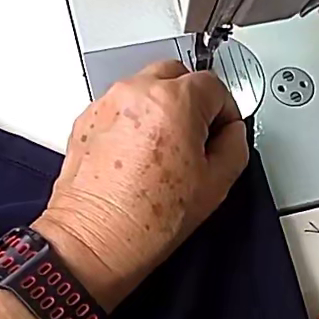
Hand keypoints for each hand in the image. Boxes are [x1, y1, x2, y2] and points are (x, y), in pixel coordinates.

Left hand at [32, 59, 248, 309]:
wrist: (94, 242)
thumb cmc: (145, 221)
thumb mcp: (216, 185)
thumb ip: (235, 145)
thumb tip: (230, 134)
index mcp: (173, 100)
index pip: (215, 86)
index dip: (224, 113)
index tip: (222, 134)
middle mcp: (135, 93)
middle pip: (176, 76)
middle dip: (191, 102)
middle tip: (194, 139)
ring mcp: (105, 106)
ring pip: (144, 90)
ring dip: (158, 110)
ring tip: (162, 154)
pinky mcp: (83, 123)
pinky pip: (117, 110)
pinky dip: (129, 124)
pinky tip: (134, 159)